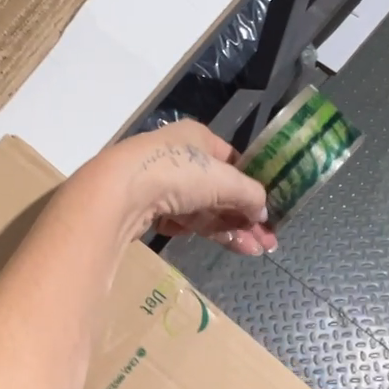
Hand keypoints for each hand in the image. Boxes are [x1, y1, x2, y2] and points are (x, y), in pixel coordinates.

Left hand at [81, 122, 276, 255]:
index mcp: (197, 137)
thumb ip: (249, 194)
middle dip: (245, 217)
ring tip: (254, 251)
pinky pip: (181, 221)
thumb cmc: (178, 173)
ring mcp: (160, 183)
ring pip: (202, 209)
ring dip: (230, 230)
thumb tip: (262, 211)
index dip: (252, 186)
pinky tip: (222, 245)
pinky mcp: (146, 208)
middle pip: (219, 190)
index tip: (269, 210)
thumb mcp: (225, 180)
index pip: (233, 162)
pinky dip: (201, 232)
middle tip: (267, 243)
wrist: (119, 193)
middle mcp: (178, 156)